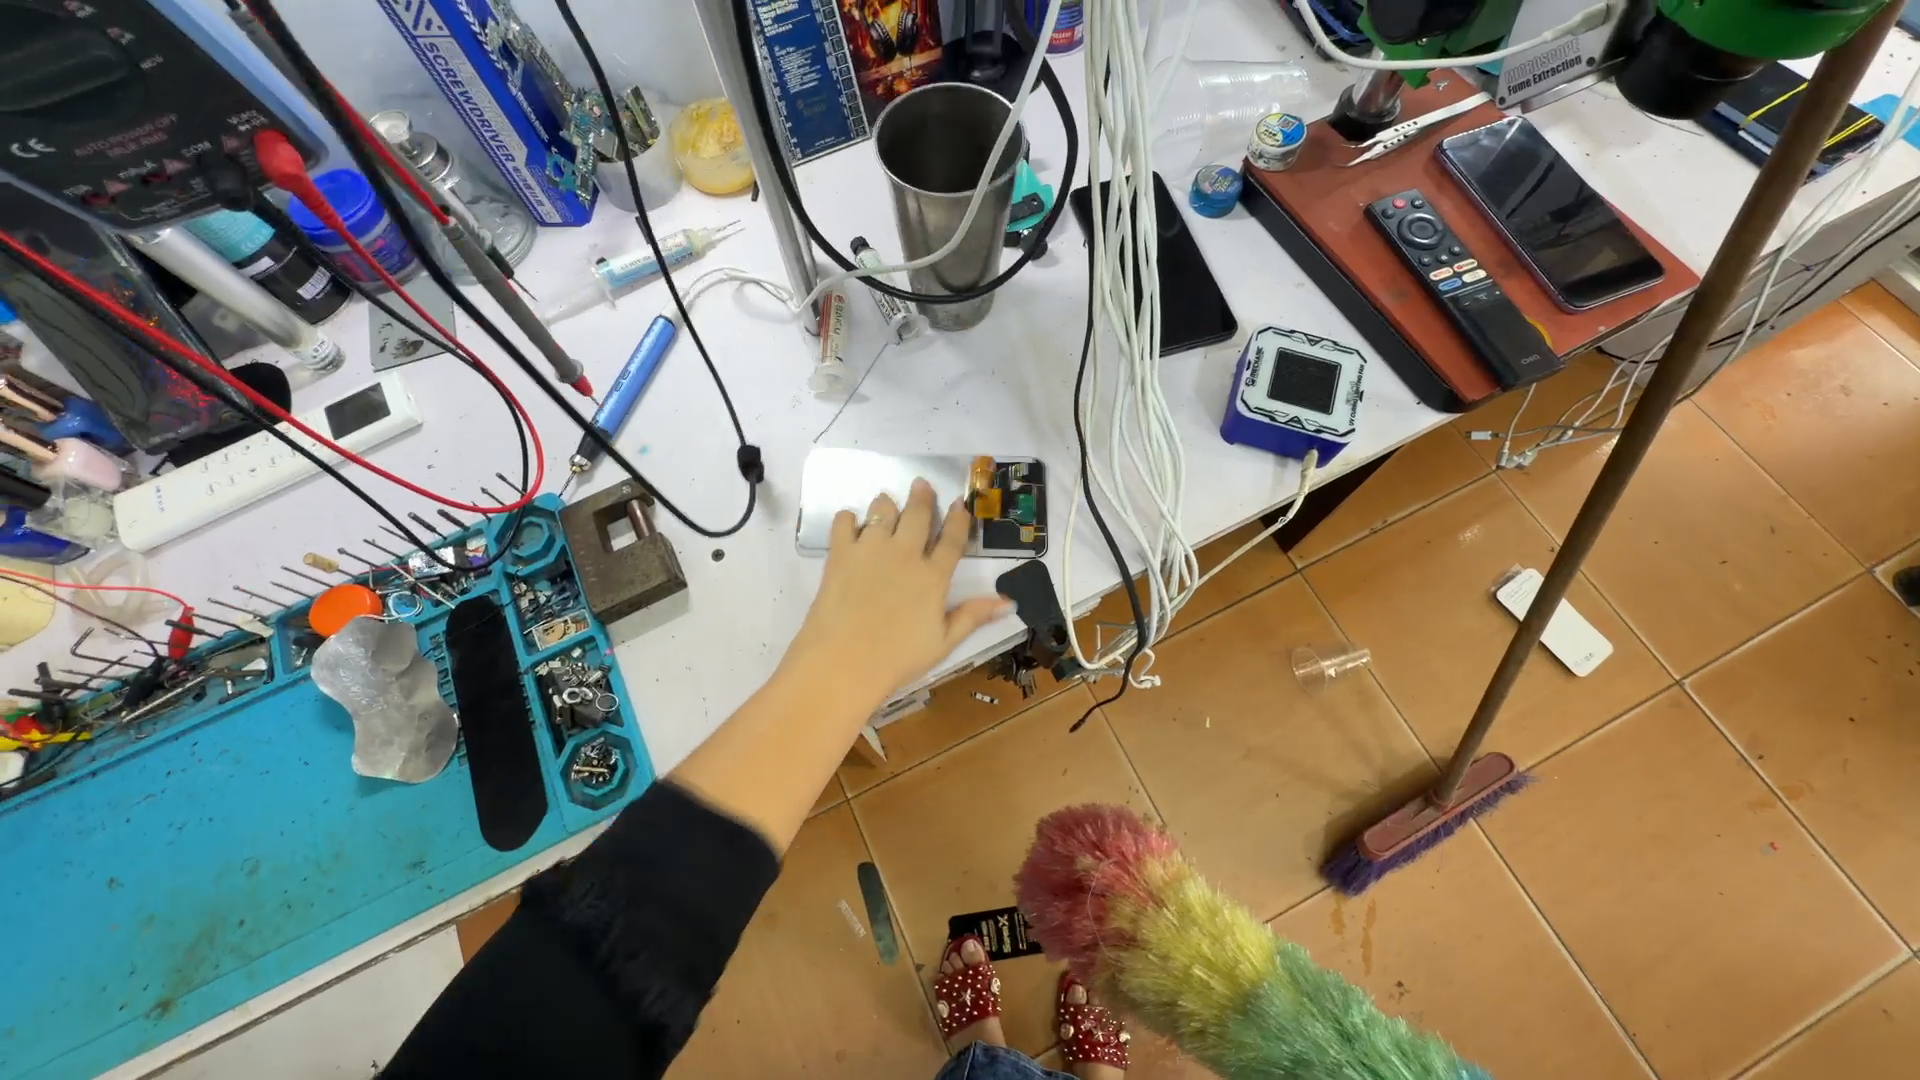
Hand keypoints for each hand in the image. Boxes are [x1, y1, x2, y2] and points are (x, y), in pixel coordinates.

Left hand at [780, 478, 1011, 707]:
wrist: (843, 662)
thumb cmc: (897, 659)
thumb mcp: (943, 643)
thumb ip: (973, 616)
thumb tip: (1008, 602)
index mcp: (933, 577)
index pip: (952, 539)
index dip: (959, 518)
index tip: (959, 503)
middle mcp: (905, 555)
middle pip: (917, 514)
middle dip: (922, 496)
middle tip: (921, 485)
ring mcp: (871, 550)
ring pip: (882, 511)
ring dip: (887, 504)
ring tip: (886, 502)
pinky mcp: (840, 554)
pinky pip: (843, 522)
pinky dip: (848, 518)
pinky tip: (851, 523)